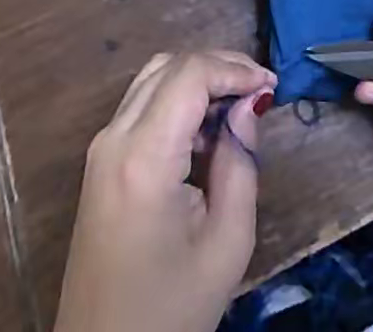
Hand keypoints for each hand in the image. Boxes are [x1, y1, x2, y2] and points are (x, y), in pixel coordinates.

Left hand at [54, 51, 275, 331]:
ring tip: (239, 102)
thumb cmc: (172, 307)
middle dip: (219, 66)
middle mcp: (114, 139)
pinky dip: (177, 97)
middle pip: (169, 66)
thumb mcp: (227, 240)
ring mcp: (102, 148)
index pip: (189, 75)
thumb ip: (240, 160)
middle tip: (260, 89)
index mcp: (143, 158)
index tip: (271, 86)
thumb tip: (246, 104)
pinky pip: (142, 103)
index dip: (235, 68)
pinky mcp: (101, 160)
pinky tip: (207, 127)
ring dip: (197, 77)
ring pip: (153, 77)